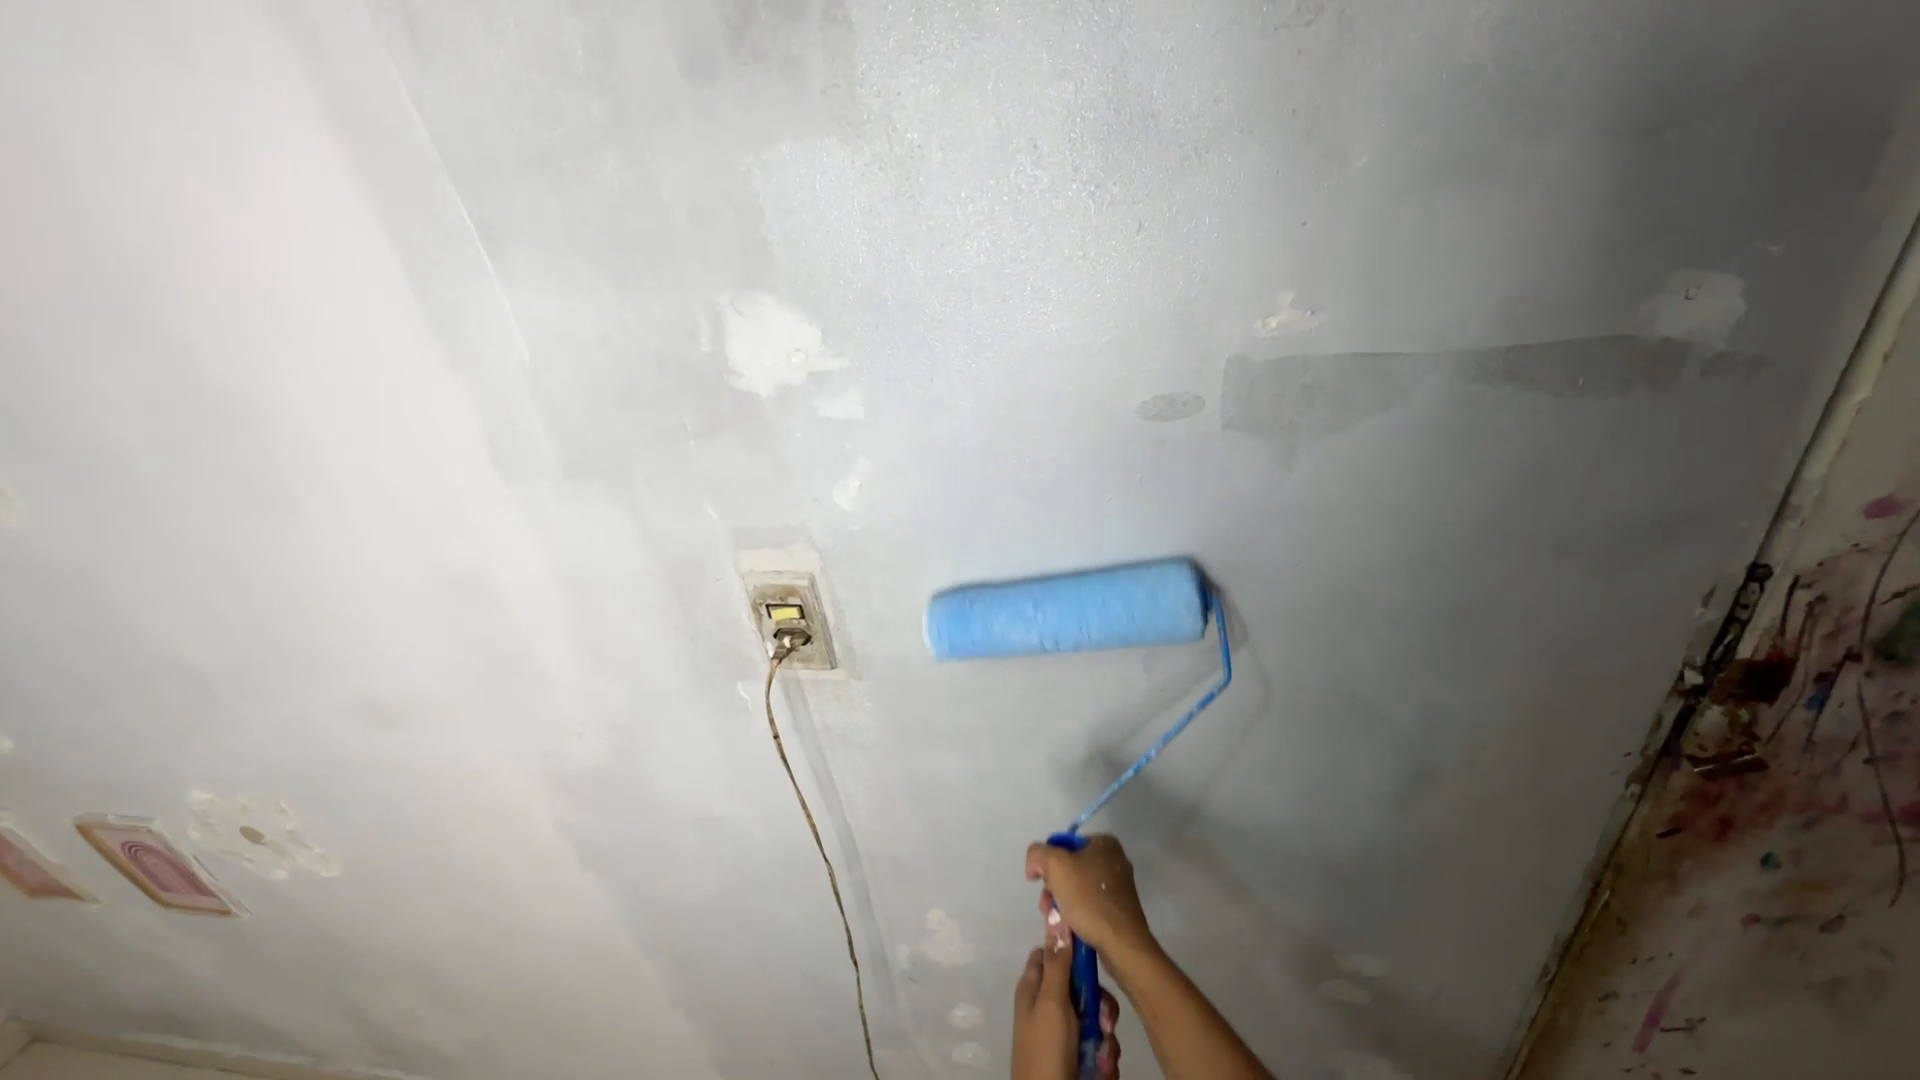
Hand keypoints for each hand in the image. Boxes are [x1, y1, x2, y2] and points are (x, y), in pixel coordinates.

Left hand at [1012, 929, 1121, 1079]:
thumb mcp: (1051, 1002)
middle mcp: (1049, 1006)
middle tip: (1104, 1020)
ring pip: (1096, 1018)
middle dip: (1100, 1003)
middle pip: (1083, 986)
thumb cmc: (1046, 1050)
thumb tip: (1056, 916)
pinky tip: (1103, 1068)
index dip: (1071, 949)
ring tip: (1102, 1053)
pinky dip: (1105, 1057)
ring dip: (1105, 1036)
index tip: (1094, 951)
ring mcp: (1065, 1034)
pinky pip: (1100, 1046)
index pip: (1052, 953)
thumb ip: (1058, 962)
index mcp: (1035, 988)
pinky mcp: (1079, 1056)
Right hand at [1025, 834, 1155, 959]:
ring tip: (1055, 920)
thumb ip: (1037, 854)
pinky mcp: (1117, 909)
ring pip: (1075, 889)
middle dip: (1052, 888)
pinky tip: (1068, 926)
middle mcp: (1113, 860)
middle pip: (1068, 868)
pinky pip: (1087, 905)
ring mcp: (1117, 886)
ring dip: (1059, 903)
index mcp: (1104, 843)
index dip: (1047, 862)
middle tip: (1047, 906)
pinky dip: (1074, 914)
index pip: (1063, 844)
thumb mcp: (1055, 865)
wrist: (1120, 942)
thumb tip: (1034, 866)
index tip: (1042, 883)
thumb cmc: (1089, 899)